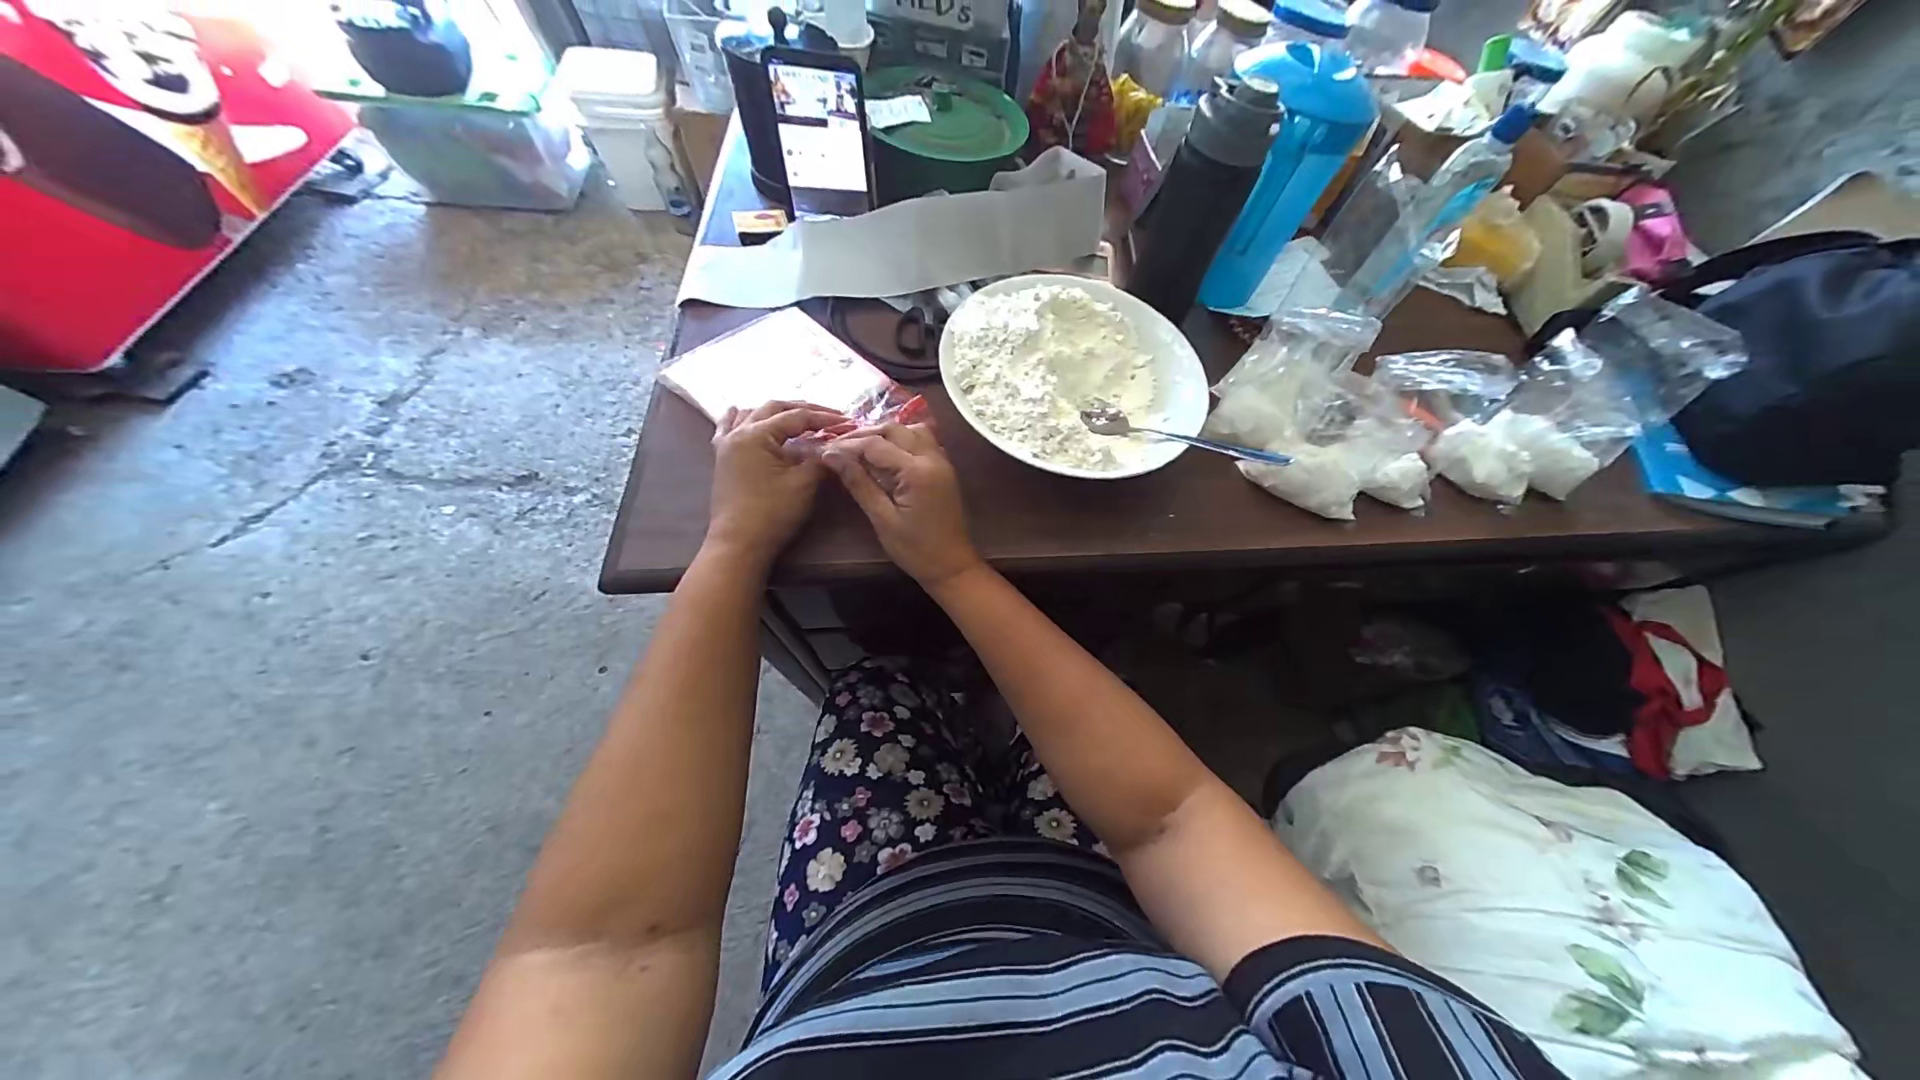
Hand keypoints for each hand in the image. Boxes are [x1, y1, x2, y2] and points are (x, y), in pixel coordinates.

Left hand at [707, 401, 850, 565]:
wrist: (739, 544)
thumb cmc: (772, 513)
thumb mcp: (804, 484)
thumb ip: (820, 458)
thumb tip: (835, 445)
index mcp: (755, 434)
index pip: (796, 417)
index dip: (824, 418)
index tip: (848, 422)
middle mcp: (737, 432)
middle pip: (774, 409)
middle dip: (803, 410)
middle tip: (829, 417)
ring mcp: (726, 445)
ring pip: (752, 414)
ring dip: (777, 412)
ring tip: (798, 416)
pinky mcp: (723, 459)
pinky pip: (729, 427)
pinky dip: (743, 418)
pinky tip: (744, 413)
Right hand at [822, 422, 983, 587]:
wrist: (952, 566)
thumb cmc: (916, 550)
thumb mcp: (882, 519)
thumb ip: (859, 483)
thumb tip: (833, 456)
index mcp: (917, 471)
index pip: (876, 445)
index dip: (848, 445)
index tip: (825, 451)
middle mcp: (932, 458)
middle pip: (894, 429)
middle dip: (865, 434)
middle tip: (839, 447)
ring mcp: (941, 461)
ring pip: (910, 431)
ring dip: (885, 434)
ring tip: (860, 448)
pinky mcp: (944, 469)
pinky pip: (922, 442)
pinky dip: (902, 441)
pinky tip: (885, 455)